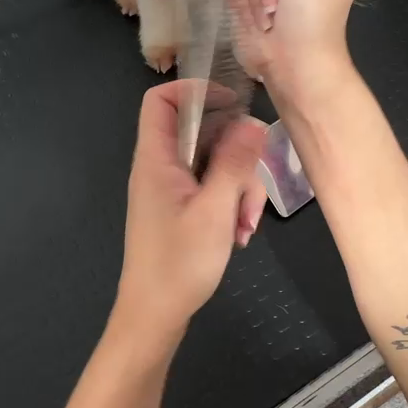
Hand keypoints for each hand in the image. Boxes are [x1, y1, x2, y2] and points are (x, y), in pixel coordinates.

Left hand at [116, 83, 268, 331]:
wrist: (154, 317)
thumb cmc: (179, 263)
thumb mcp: (215, 210)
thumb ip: (235, 163)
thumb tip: (253, 122)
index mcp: (156, 160)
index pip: (162, 100)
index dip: (196, 90)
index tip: (234, 102)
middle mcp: (161, 168)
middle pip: (202, 135)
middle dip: (236, 157)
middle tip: (252, 189)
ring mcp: (171, 190)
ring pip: (214, 165)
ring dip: (239, 188)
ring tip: (246, 225)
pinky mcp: (181, 210)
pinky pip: (211, 189)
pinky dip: (230, 205)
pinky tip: (239, 233)